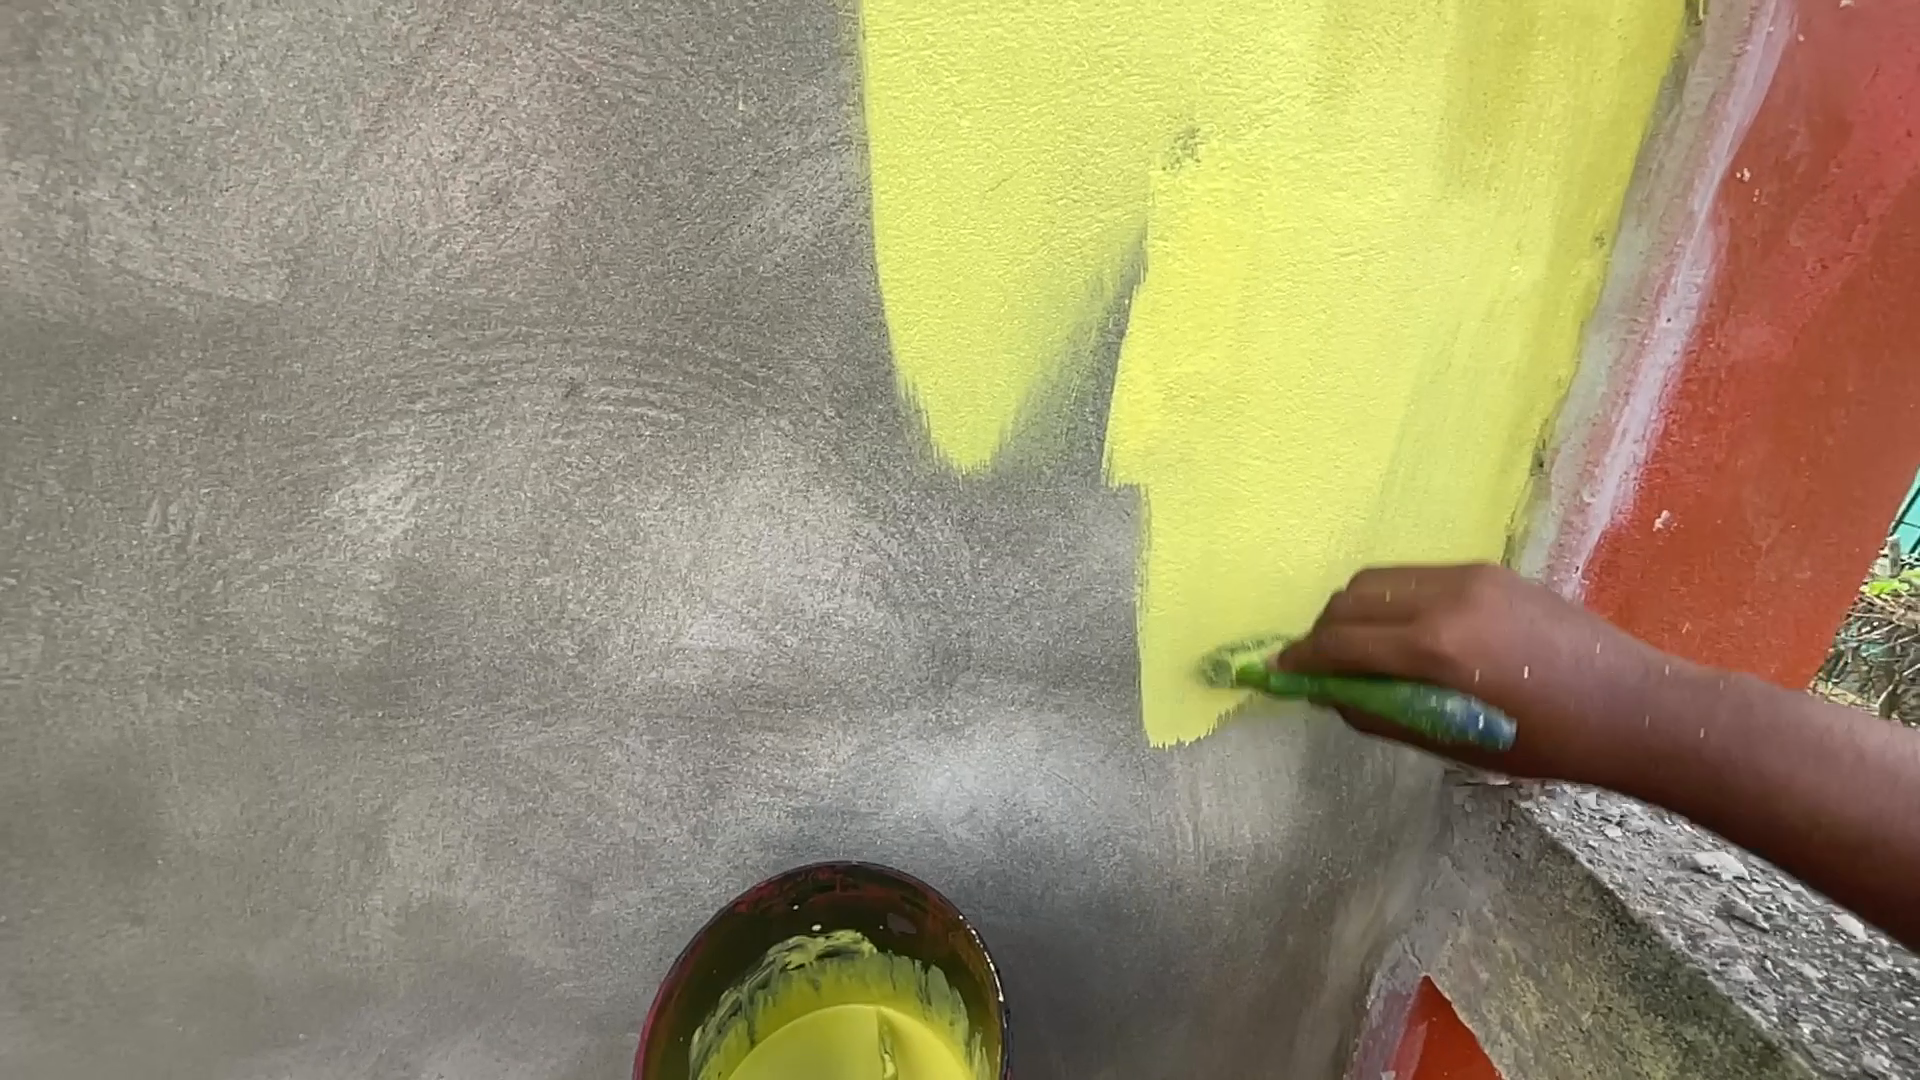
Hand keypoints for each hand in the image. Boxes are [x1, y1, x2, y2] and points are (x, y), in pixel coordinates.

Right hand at [1271, 563, 1679, 784]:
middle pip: (1348, 600)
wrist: (1643, 708)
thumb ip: (1379, 712)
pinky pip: (1412, 577)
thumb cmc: (1549, 745)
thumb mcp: (1454, 744)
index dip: (1302, 657)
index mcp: (1438, 651)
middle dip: (1321, 630)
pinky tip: (1406, 630)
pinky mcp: (1485, 569)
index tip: (1280, 669)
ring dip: (1352, 611)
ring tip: (1360, 643)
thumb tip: (1326, 693)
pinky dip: (1389, 601)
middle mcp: (1445, 600)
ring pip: (1374, 580)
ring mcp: (1467, 576)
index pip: (1340, 643)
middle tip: (1321, 661)